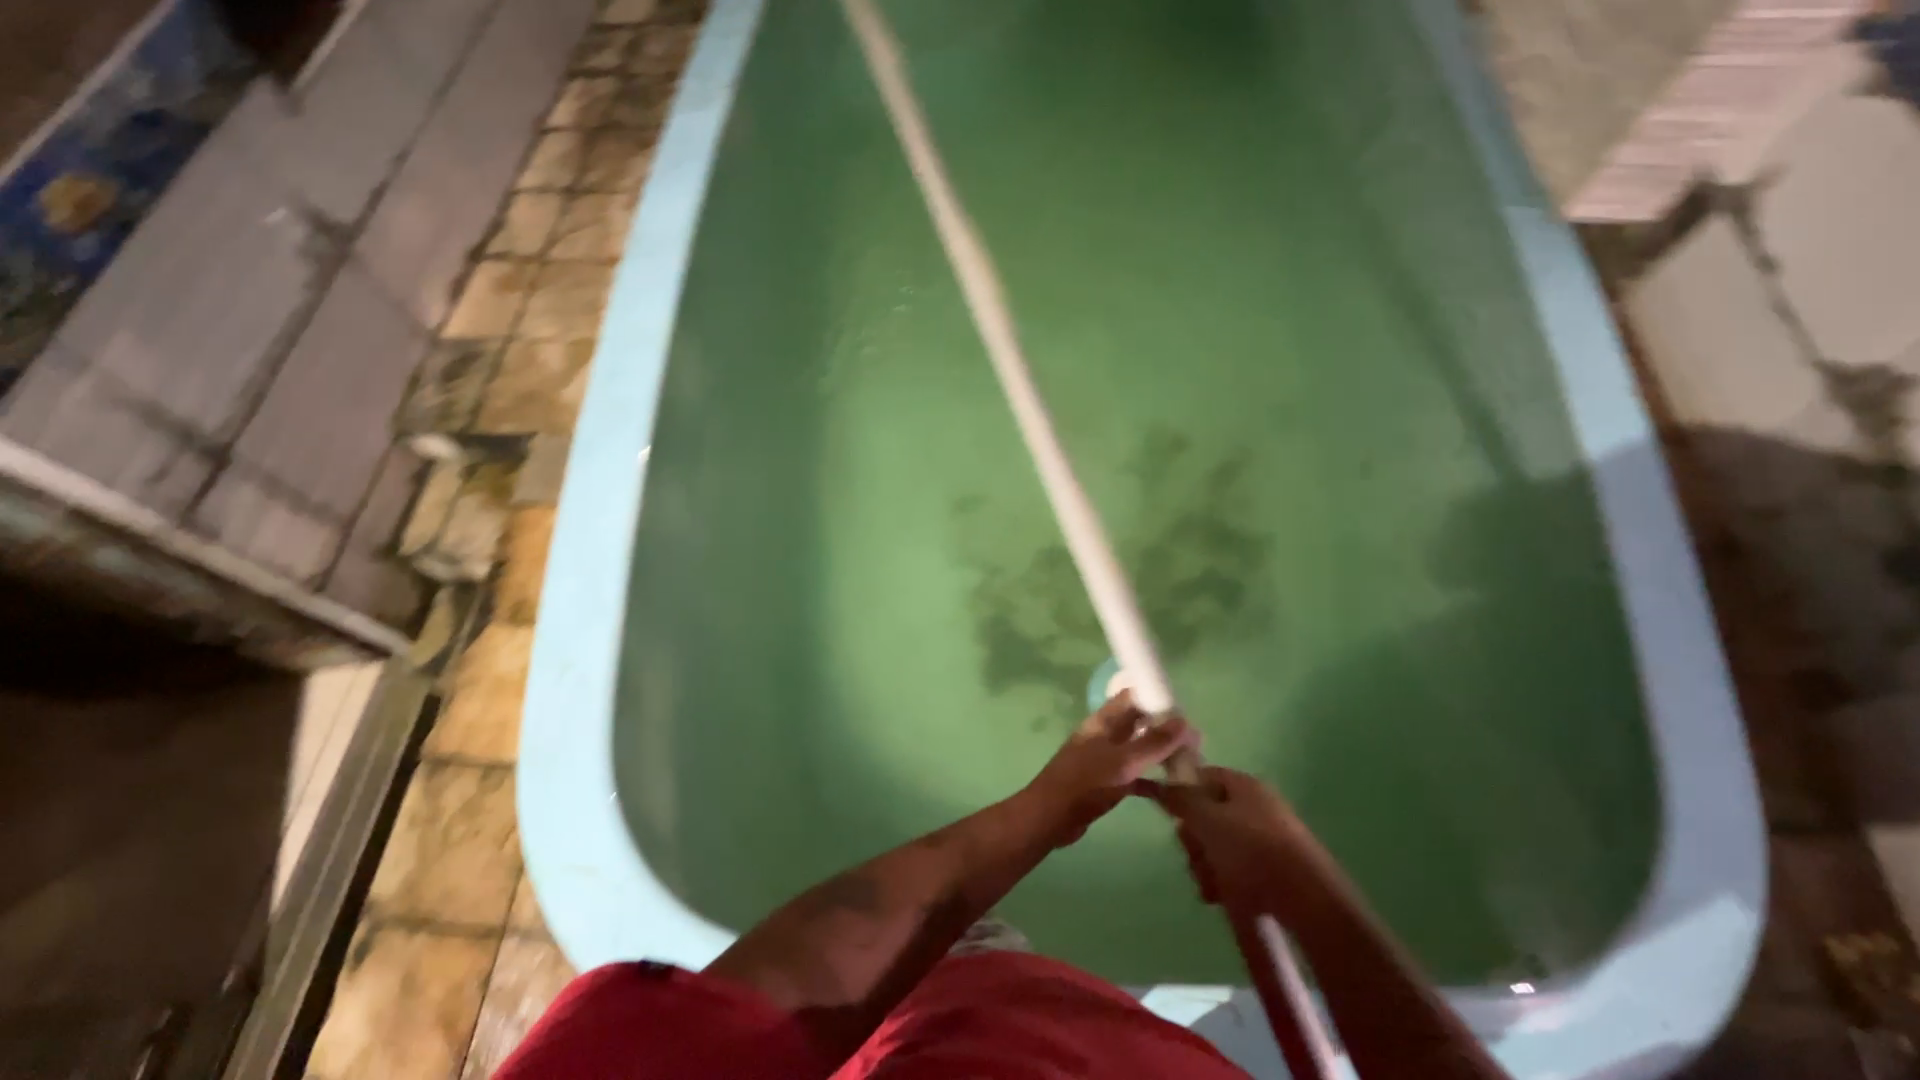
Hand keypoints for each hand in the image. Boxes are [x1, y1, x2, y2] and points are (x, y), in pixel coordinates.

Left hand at [1022, 692, 1199, 846]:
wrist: (1051, 818)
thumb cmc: (1085, 783)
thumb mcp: (1123, 762)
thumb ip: (1153, 743)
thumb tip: (1185, 721)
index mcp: (1103, 722)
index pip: (1132, 697)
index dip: (1157, 698)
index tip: (1185, 710)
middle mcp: (1104, 736)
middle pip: (1138, 724)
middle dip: (1165, 730)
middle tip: (1196, 742)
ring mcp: (1104, 759)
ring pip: (1138, 751)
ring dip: (1161, 755)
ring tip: (1191, 763)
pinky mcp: (1106, 783)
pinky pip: (1134, 776)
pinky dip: (1152, 780)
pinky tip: (1173, 791)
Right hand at [1143, 765, 1311, 910]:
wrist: (1305, 898)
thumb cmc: (1252, 849)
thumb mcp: (1208, 818)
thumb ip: (1180, 799)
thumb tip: (1157, 782)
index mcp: (1243, 786)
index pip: (1201, 777)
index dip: (1179, 791)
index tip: (1166, 813)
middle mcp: (1252, 808)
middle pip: (1204, 816)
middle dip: (1193, 840)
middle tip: (1195, 853)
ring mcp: (1260, 840)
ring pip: (1213, 847)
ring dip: (1203, 866)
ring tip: (1211, 884)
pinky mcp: (1266, 870)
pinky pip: (1229, 869)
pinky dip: (1220, 882)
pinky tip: (1220, 897)